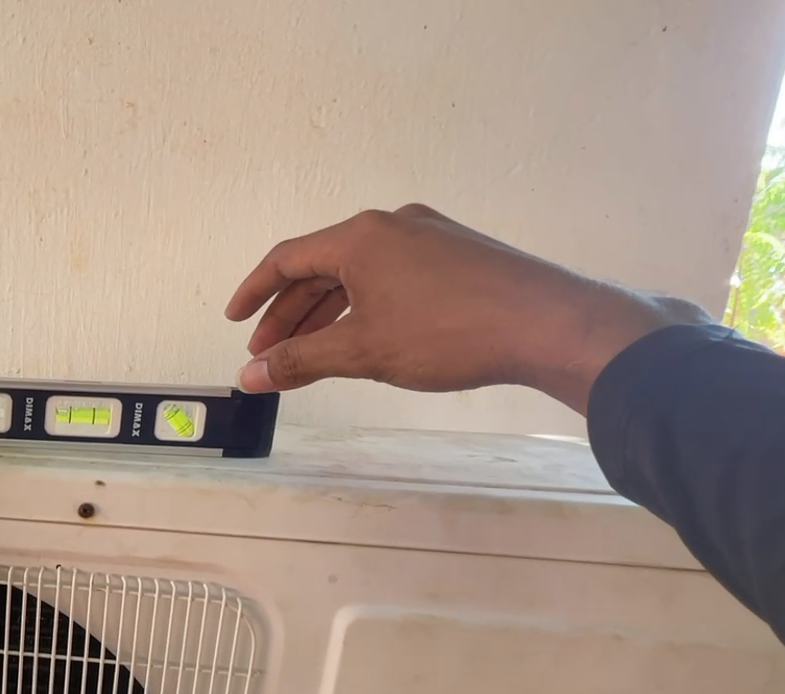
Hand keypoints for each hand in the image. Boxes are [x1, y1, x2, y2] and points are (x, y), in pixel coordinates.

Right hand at [225, 204, 707, 413]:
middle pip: (319, 268)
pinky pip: (386, 278)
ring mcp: (428, 237)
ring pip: (354, 276)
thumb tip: (246, 378)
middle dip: (287, 315)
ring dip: (322, 316)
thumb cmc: (445, 332)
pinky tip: (357, 338)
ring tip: (306, 355)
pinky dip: (358, 309)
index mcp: (361, 237)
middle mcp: (391, 226)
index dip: (252, 292)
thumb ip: (297, 361)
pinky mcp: (455, 256)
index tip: (233, 322)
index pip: (286, 259)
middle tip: (268, 354)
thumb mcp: (359, 350)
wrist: (551, 325)